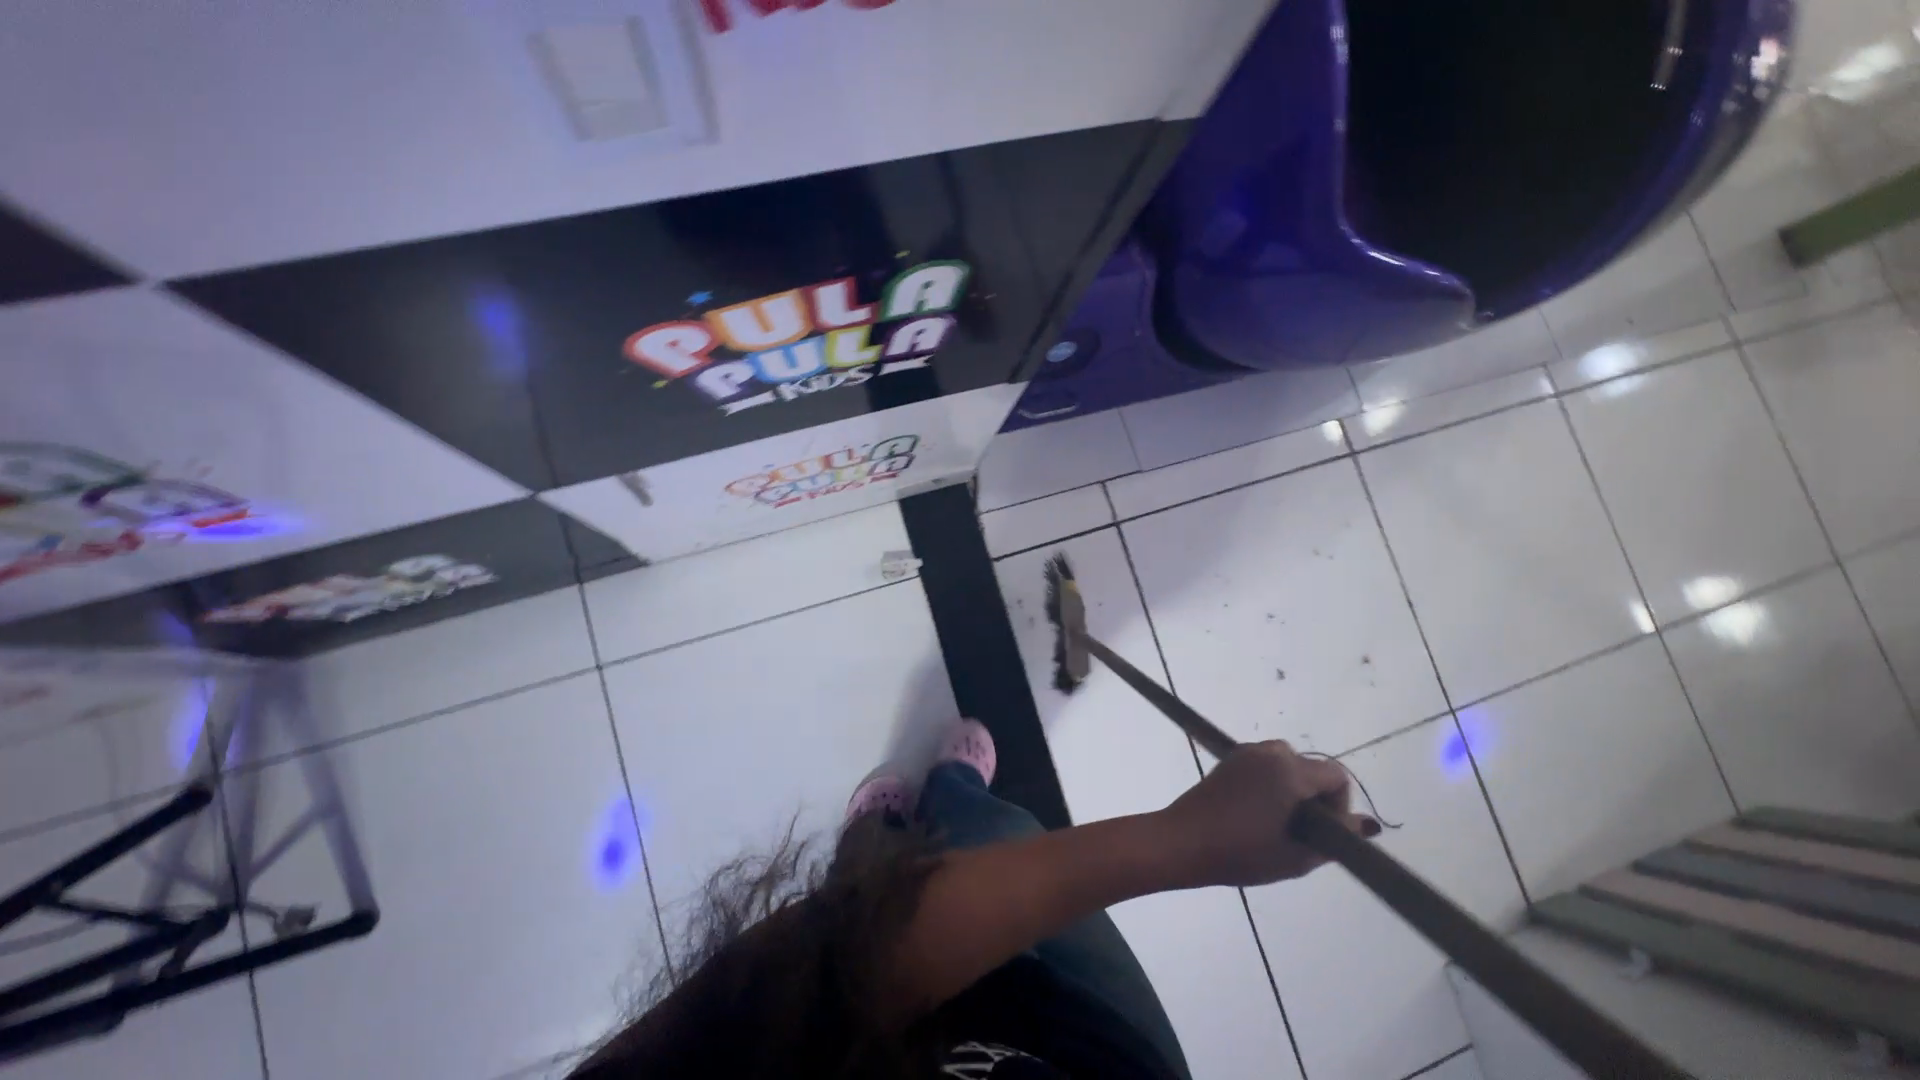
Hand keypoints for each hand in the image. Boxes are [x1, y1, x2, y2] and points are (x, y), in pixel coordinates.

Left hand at [1151, 740, 1381, 888]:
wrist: (1182, 842)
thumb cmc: (1241, 852)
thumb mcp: (1296, 856)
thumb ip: (1336, 840)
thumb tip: (1367, 826)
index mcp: (1289, 770)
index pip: (1336, 777)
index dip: (1339, 806)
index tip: (1322, 834)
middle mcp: (1269, 752)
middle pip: (1311, 769)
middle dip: (1315, 799)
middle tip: (1300, 833)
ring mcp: (1245, 753)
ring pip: (1288, 766)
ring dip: (1293, 791)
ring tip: (1279, 826)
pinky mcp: (1229, 761)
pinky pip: (1265, 767)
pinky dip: (1272, 785)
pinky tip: (1257, 815)